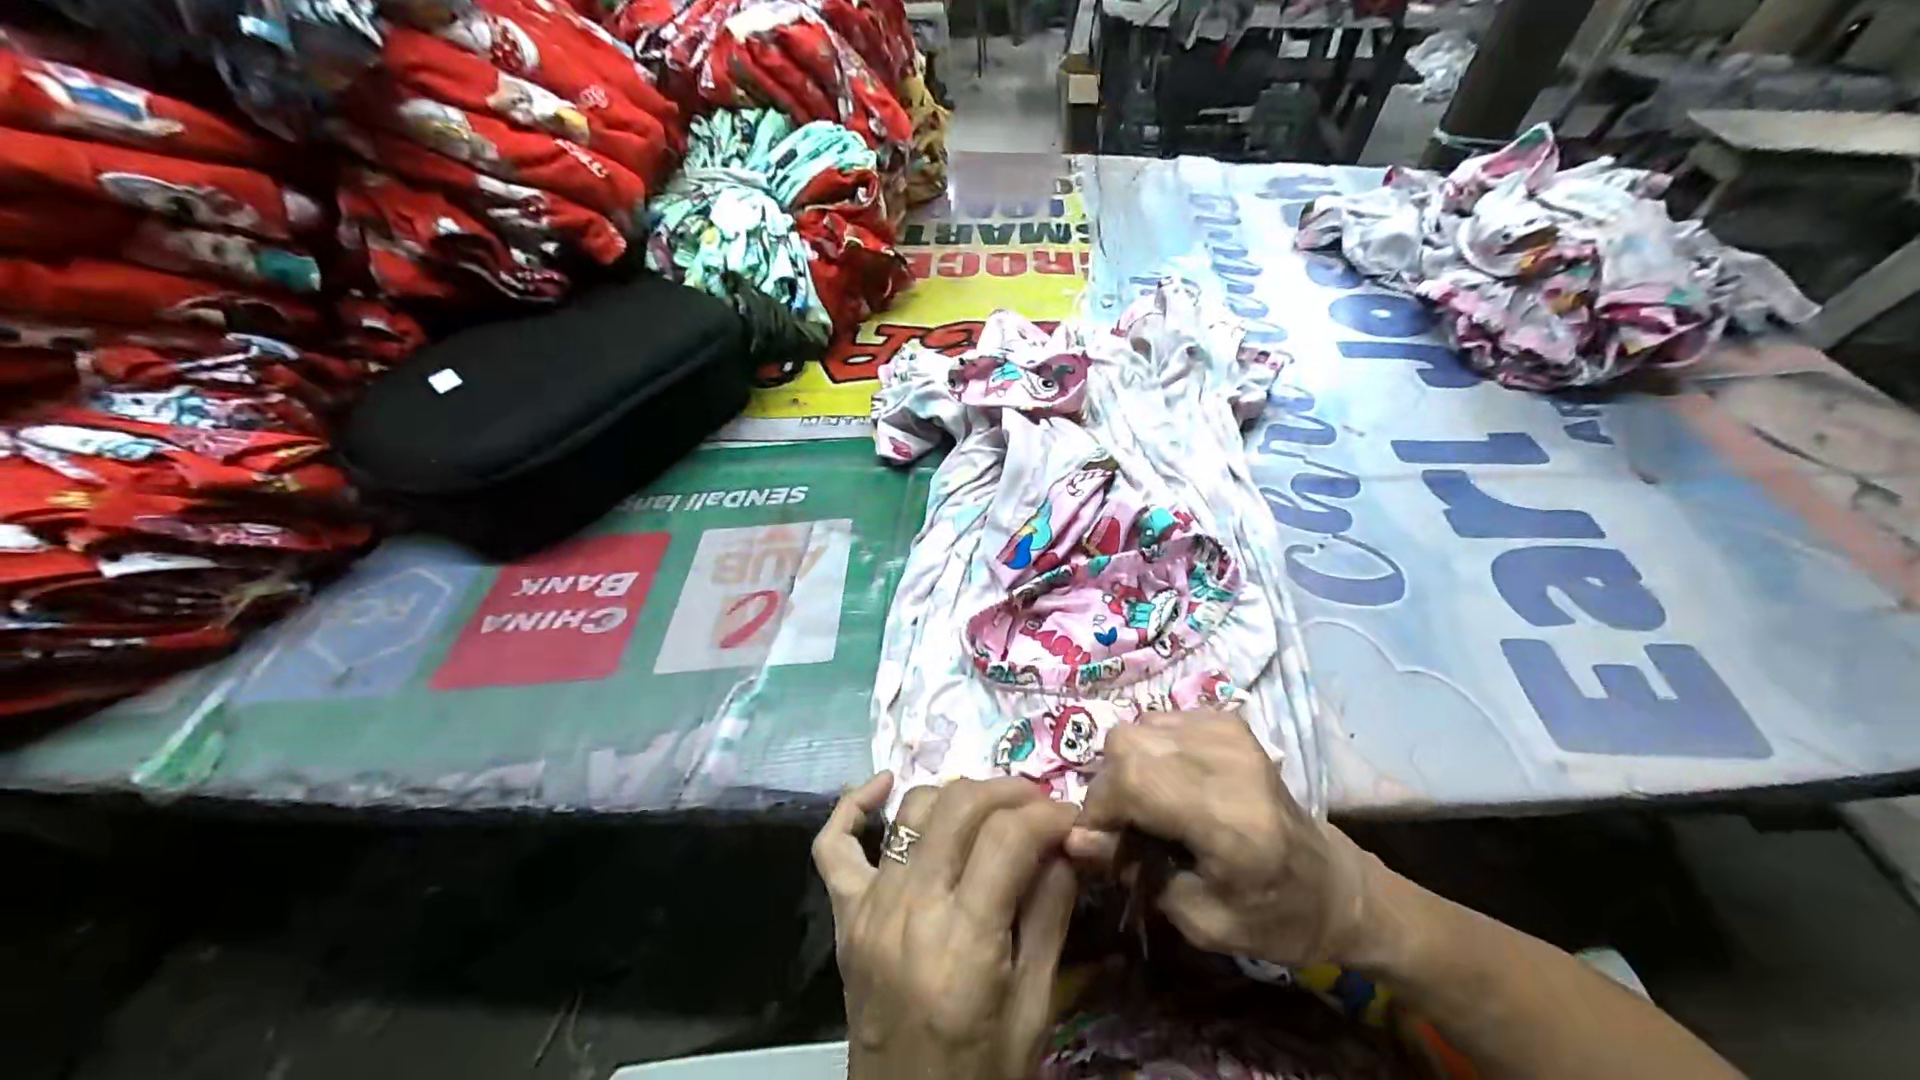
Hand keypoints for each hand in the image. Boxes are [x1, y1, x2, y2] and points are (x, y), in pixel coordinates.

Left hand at [812, 773, 1078, 1079]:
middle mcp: (910, 911)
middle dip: (1009, 791)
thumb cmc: (983, 1073)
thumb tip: (1066, 841)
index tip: (1071, 818)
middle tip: (1038, 804)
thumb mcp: (1036, 1006)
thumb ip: (1050, 914)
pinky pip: (833, 846)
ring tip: (991, 809)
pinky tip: (885, 786)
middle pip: (960, 806)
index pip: (1009, 837)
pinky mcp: (844, 915)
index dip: (1048, 814)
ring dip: (958, 793)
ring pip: (913, 811)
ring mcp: (868, 908)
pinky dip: (854, 806)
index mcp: (964, 944)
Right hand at [1067, 711, 1374, 966]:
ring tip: (1144, 806)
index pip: (1134, 781)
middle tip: (1120, 826)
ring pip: (1136, 728)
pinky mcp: (1229, 722)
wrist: (1332, 884)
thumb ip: (1133, 871)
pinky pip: (1158, 722)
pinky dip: (1147, 752)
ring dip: (1124, 768)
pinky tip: (1166, 783)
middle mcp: (1230, 761)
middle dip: (1107, 786)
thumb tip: (1074, 837)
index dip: (1099, 808)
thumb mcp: (1199, 921)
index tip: (1096, 844)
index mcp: (1232, 819)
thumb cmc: (1271, 917)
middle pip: (1127, 743)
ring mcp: (1231, 733)